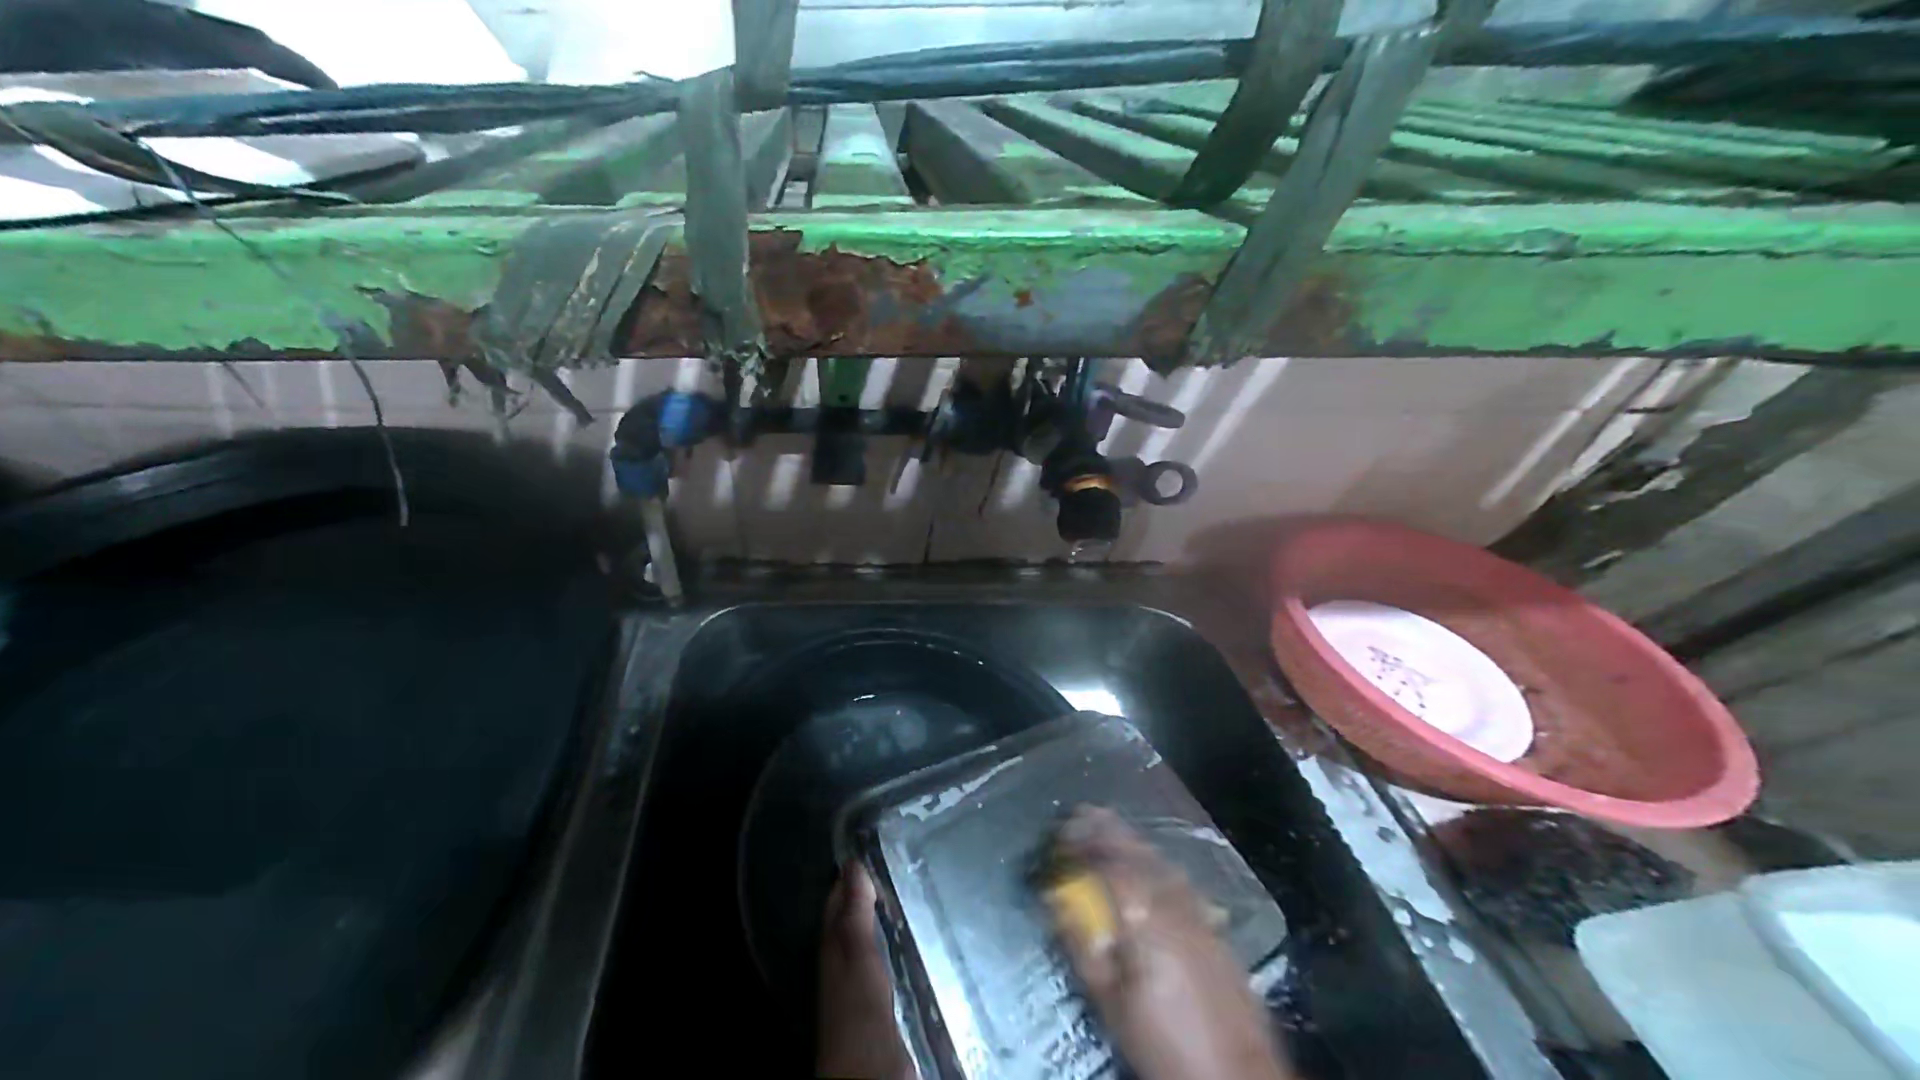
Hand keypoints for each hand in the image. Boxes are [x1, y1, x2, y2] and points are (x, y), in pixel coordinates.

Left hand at [816, 862, 911, 1079]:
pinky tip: (921, 940)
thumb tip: (853, 863)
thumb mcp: (857, 952)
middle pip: (855, 917)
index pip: (839, 898)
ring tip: (917, 893)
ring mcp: (863, 981)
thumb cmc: (859, 1005)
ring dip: (888, 918)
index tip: (877, 845)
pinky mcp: (883, 1000)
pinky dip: (900, 944)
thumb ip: (855, 911)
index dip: (854, 873)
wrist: (870, 1070)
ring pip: (873, 937)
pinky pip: (889, 960)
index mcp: (832, 944)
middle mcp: (844, 959)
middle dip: (873, 893)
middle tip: (904, 862)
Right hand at [1053, 806, 1295, 1079]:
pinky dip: (1157, 864)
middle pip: (1138, 854)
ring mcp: (1200, 914)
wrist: (1236, 1077)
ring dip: (1133, 842)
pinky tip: (1151, 867)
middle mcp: (1175, 904)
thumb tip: (1056, 902)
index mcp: (1145, 917)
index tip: (1059, 835)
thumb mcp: (1110, 1002)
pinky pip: (1180, 880)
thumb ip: (1083, 947)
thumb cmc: (1163, 1041)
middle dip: (1108, 830)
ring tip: (1110, 828)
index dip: (1082, 845)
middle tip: (1083, 812)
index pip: (1108, 864)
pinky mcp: (1215, 929)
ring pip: (1162, 863)